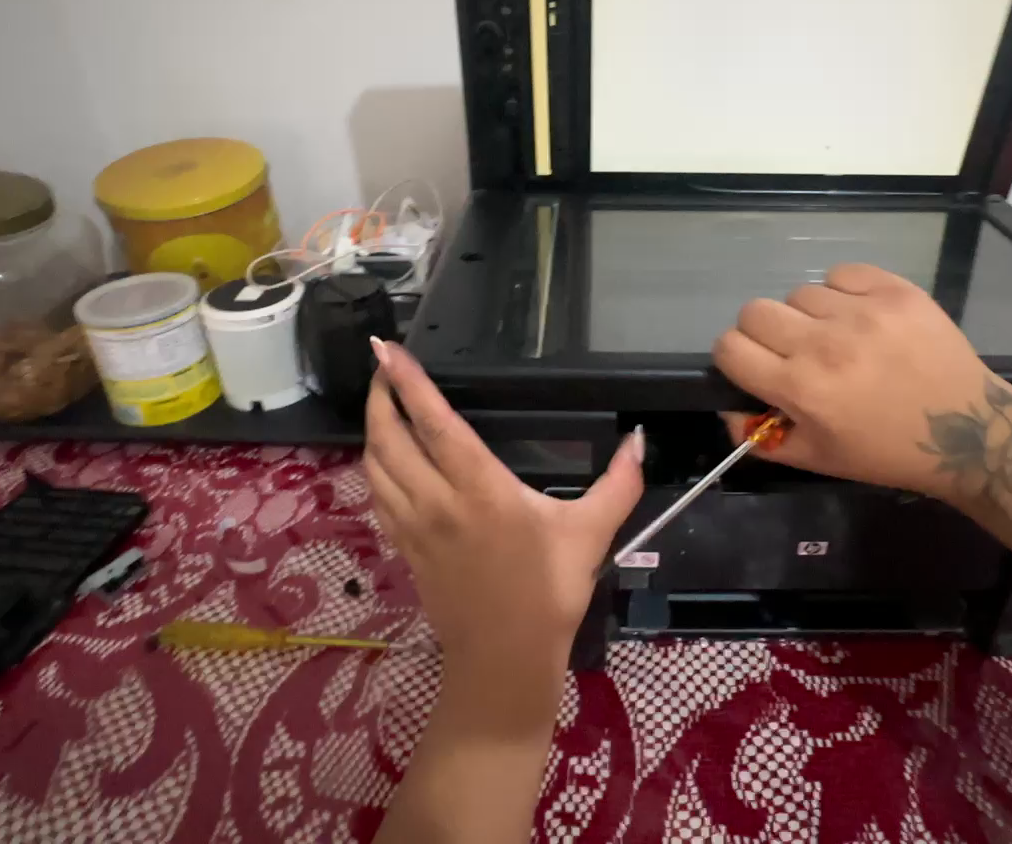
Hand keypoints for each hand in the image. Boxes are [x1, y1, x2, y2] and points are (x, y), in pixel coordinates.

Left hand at [363, 337, 642, 719]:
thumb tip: (639, 441)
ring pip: (376, 467)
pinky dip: (374, 468)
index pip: (434, 423)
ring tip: (381, 405)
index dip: (409, 383)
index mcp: (480, 489)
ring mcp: (414, 527)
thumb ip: (618, 484)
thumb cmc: (548, 592)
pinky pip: (378, 496)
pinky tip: (384, 460)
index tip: (387, 350)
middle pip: (390, 438)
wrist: (503, 661)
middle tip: (383, 369)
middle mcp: (437, 501)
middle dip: (380, 397)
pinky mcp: (405, 549)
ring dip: (373, 430)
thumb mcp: (590, 534)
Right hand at [711, 263, 996, 500]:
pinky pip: (841, 274)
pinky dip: (842, 292)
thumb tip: (727, 405)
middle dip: (763, 333)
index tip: (754, 365)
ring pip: (798, 293)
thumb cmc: (884, 451)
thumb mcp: (815, 458)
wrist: (967, 431)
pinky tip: (860, 317)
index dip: (734, 356)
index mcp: (800, 388)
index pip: (729, 347)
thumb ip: (758, 437)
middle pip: (754, 311)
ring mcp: (861, 312)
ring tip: (837, 337)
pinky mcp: (894, 290)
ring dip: (808, 315)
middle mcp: (824, 344)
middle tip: (791, 350)